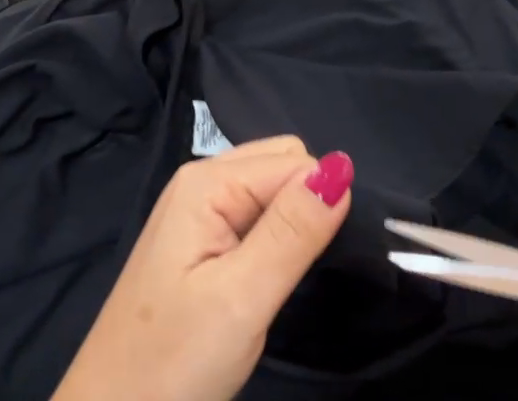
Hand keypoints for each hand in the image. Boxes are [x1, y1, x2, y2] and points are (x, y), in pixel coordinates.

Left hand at [51, 137, 353, 400]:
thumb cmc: (174, 356)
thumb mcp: (241, 297)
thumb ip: (292, 231)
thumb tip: (343, 166)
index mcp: (207, 181)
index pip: (294, 160)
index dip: (320, 202)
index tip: (320, 257)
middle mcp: (201, 181)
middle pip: (283, 164)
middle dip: (308, 205)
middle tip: (295, 269)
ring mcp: (199, 210)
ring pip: (273, 189)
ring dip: (294, 223)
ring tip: (281, 277)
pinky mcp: (202, 240)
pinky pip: (256, 215)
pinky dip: (276, 237)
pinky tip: (267, 276)